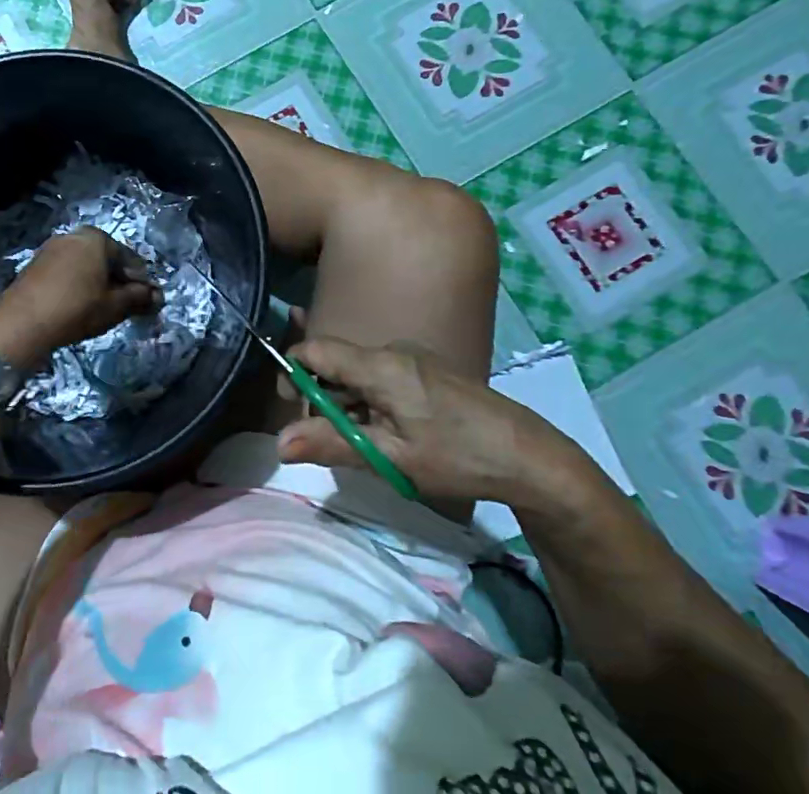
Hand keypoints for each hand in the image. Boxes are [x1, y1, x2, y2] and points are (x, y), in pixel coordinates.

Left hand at [0, 227, 162, 367]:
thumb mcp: (115, 306)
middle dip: (119, 282)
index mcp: (96, 238)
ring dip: (99, 285)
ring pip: (86, 267)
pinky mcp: (35, 266)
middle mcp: (73, 236)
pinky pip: (68, 273)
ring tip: (103, 310)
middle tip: (126, 308)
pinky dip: (79, 286)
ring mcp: (51, 249)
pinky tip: (80, 307)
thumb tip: (158, 297)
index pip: (130, 259)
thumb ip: (139, 298)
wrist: (20, 325)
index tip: (147, 303)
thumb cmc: (77, 309)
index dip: (142, 282)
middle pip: (107, 260)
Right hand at [275, 337, 570, 503]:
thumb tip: (279, 442)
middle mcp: (395, 351)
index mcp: (381, 365)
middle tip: (331, 443)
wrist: (529, 456)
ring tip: (367, 447)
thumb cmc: (457, 456)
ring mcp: (416, 358)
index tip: (289, 406)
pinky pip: (384, 379)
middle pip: (337, 364)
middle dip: (322, 400)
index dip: (292, 372)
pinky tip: (388, 437)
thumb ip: (331, 444)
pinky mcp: (430, 371)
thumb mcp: (390, 458)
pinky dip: (372, 405)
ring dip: (349, 407)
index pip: (316, 350)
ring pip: (360, 376)